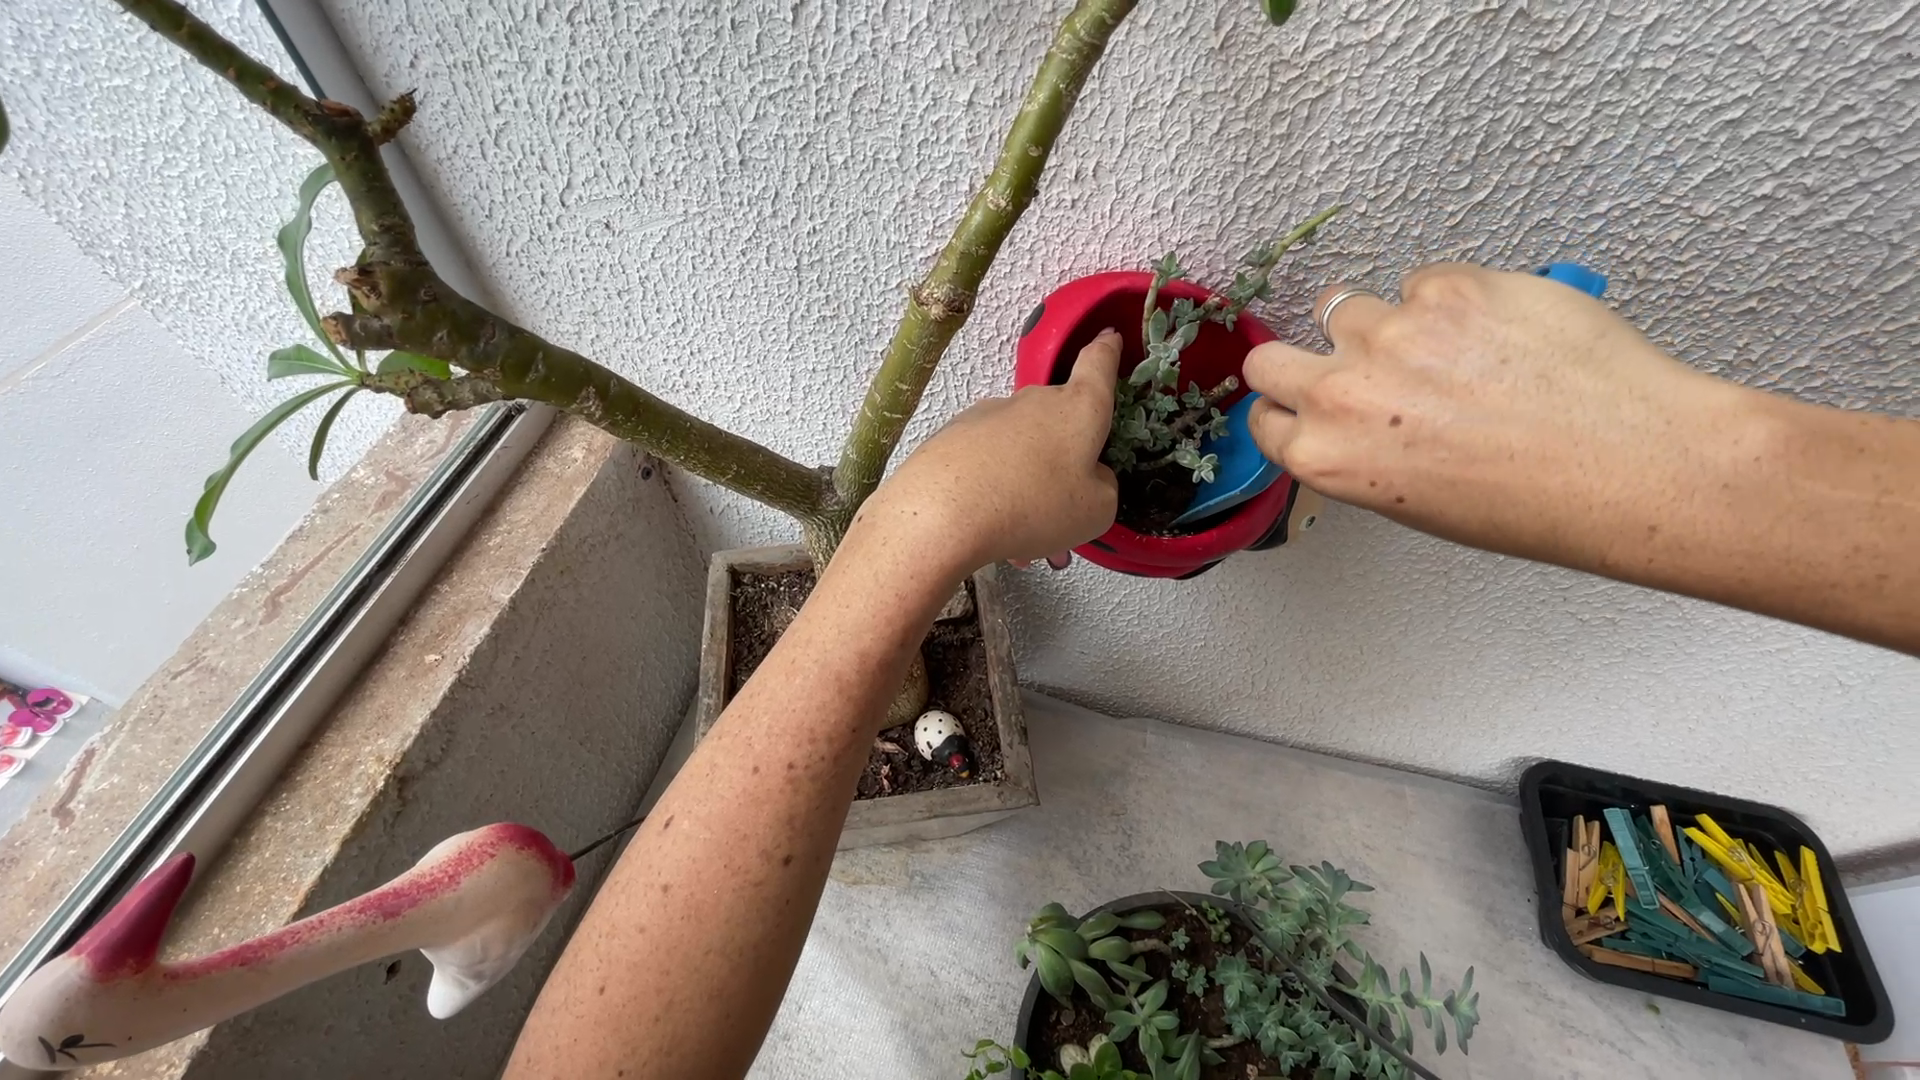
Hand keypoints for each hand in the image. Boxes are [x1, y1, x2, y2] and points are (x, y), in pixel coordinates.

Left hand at [858, 329, 1122, 570]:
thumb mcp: (1096, 510)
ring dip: (1025, 484)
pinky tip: (987, 527)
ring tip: (1020, 535)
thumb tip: (1089, 477)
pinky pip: (985, 461)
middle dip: (1062, 460)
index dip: (1107, 353)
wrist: (942, 511)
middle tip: (1061, 509)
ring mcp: (989, 414)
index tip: (1109, 340)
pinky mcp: (953, 435)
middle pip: (1057, 421)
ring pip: (1020, 449)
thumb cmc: (1031, 505)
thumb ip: (1102, 486)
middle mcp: (1033, 400)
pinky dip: (992, 489)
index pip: (1098, 365)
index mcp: (1077, 408)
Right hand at [1242, 263, 1729, 563]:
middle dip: (1296, 362)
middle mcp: (1339, 395)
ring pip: (1343, 309)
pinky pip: (1421, 281)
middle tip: (1345, 367)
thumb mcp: (1405, 500)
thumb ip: (1353, 451)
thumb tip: (1350, 415)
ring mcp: (1388, 334)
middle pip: (1266, 359)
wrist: (1629, 466)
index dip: (1287, 409)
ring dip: (1376, 325)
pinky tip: (1491, 331)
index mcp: (1324, 456)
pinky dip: (1446, 301)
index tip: (1309, 405)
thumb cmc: (1526, 502)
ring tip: (1438, 346)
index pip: (1264, 417)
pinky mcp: (1447, 289)